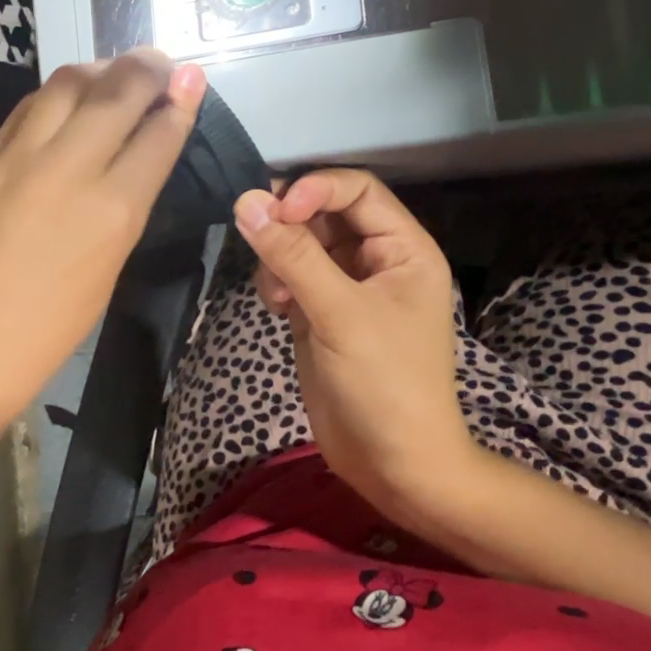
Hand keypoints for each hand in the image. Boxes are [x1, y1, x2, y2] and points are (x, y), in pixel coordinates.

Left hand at [0, 50, 205, 437]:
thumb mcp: (110, 268)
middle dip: (148, 67)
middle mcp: (68, 169)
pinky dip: (58, 93)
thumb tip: (142, 155)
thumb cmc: (51, 329)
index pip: (157, 133)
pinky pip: (29, 106)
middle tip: (163, 62)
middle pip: (116, 91)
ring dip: (101, 69)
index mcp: (112, 210)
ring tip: (119, 73)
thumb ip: (128, 204)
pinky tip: (70, 99)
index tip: (192, 80)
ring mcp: (22, 159)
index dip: (181, 101)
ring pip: (67, 84)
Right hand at [232, 169, 473, 500]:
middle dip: (290, 225)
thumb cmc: (384, 382)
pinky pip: (291, 278)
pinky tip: (277, 308)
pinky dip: (276, 284)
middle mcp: (376, 261)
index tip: (277, 210)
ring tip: (277, 293)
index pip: (358, 191)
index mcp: (403, 249)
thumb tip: (247, 202)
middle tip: (257, 240)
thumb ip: (292, 256)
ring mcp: (347, 289)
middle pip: (324, 214)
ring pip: (301, 246)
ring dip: (279, 258)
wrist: (392, 461)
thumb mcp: (339, 313)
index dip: (316, 189)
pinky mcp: (320, 315)